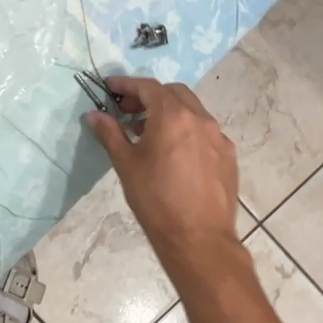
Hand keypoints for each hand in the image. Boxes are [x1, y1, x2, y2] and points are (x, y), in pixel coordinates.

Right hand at [84, 77, 241, 280]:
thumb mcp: (125, 163)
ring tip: (147, 134)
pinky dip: (186, 130)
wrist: (198, 237)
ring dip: (169, 112)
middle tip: (128, 111)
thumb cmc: (155, 197)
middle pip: (174, 93)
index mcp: (173, 116)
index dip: (127, 85)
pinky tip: (173, 153)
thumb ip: (110, 133)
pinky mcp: (228, 157)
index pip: (148, 87)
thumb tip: (94, 115)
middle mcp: (200, 120)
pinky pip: (205, 132)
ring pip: (192, 111)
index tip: (109, 88)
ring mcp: (219, 138)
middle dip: (149, 96)